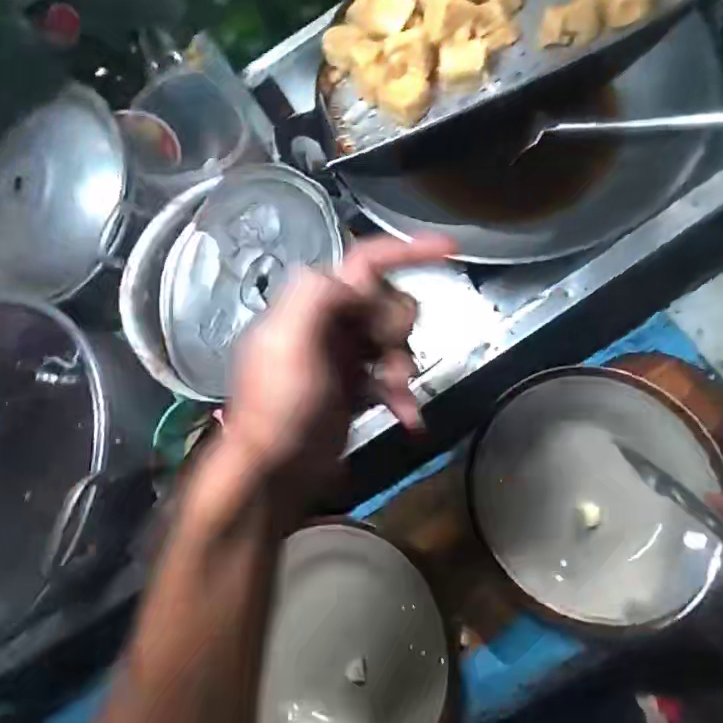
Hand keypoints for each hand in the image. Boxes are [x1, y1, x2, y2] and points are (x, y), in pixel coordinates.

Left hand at [218, 234, 455, 492]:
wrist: (273, 472)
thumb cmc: (277, 408)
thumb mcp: (287, 345)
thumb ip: (315, 298)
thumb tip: (351, 278)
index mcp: (313, 304)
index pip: (365, 263)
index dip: (407, 250)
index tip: (449, 251)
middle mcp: (329, 322)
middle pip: (388, 302)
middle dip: (398, 330)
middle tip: (387, 362)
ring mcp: (343, 355)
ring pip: (395, 340)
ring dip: (404, 365)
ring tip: (396, 395)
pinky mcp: (354, 387)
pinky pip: (392, 377)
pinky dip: (404, 395)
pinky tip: (409, 418)